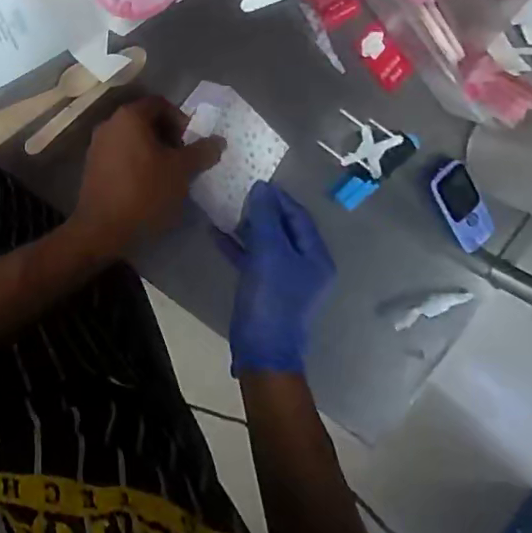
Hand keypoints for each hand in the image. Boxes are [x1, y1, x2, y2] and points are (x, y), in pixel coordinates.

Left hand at [71, 95, 224, 255]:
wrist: (102, 228)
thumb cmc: (145, 191)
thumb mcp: (181, 171)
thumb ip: (201, 152)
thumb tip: (219, 141)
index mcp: (130, 116)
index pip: (160, 104)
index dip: (180, 119)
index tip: (190, 143)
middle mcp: (109, 124)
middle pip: (145, 120)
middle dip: (167, 135)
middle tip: (182, 158)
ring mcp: (97, 145)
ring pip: (132, 138)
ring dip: (153, 150)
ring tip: (167, 174)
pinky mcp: (92, 166)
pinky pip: (120, 154)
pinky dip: (136, 161)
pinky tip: (146, 185)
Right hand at [215, 181, 335, 375]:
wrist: (262, 350)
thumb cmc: (272, 298)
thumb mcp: (269, 253)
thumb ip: (265, 218)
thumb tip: (262, 188)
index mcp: (316, 257)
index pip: (299, 217)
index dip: (279, 199)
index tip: (256, 182)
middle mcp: (305, 266)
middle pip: (284, 229)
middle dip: (262, 211)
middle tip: (240, 193)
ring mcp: (285, 279)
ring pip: (267, 243)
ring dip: (248, 227)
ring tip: (227, 209)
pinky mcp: (265, 289)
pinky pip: (253, 259)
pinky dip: (237, 246)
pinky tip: (216, 233)